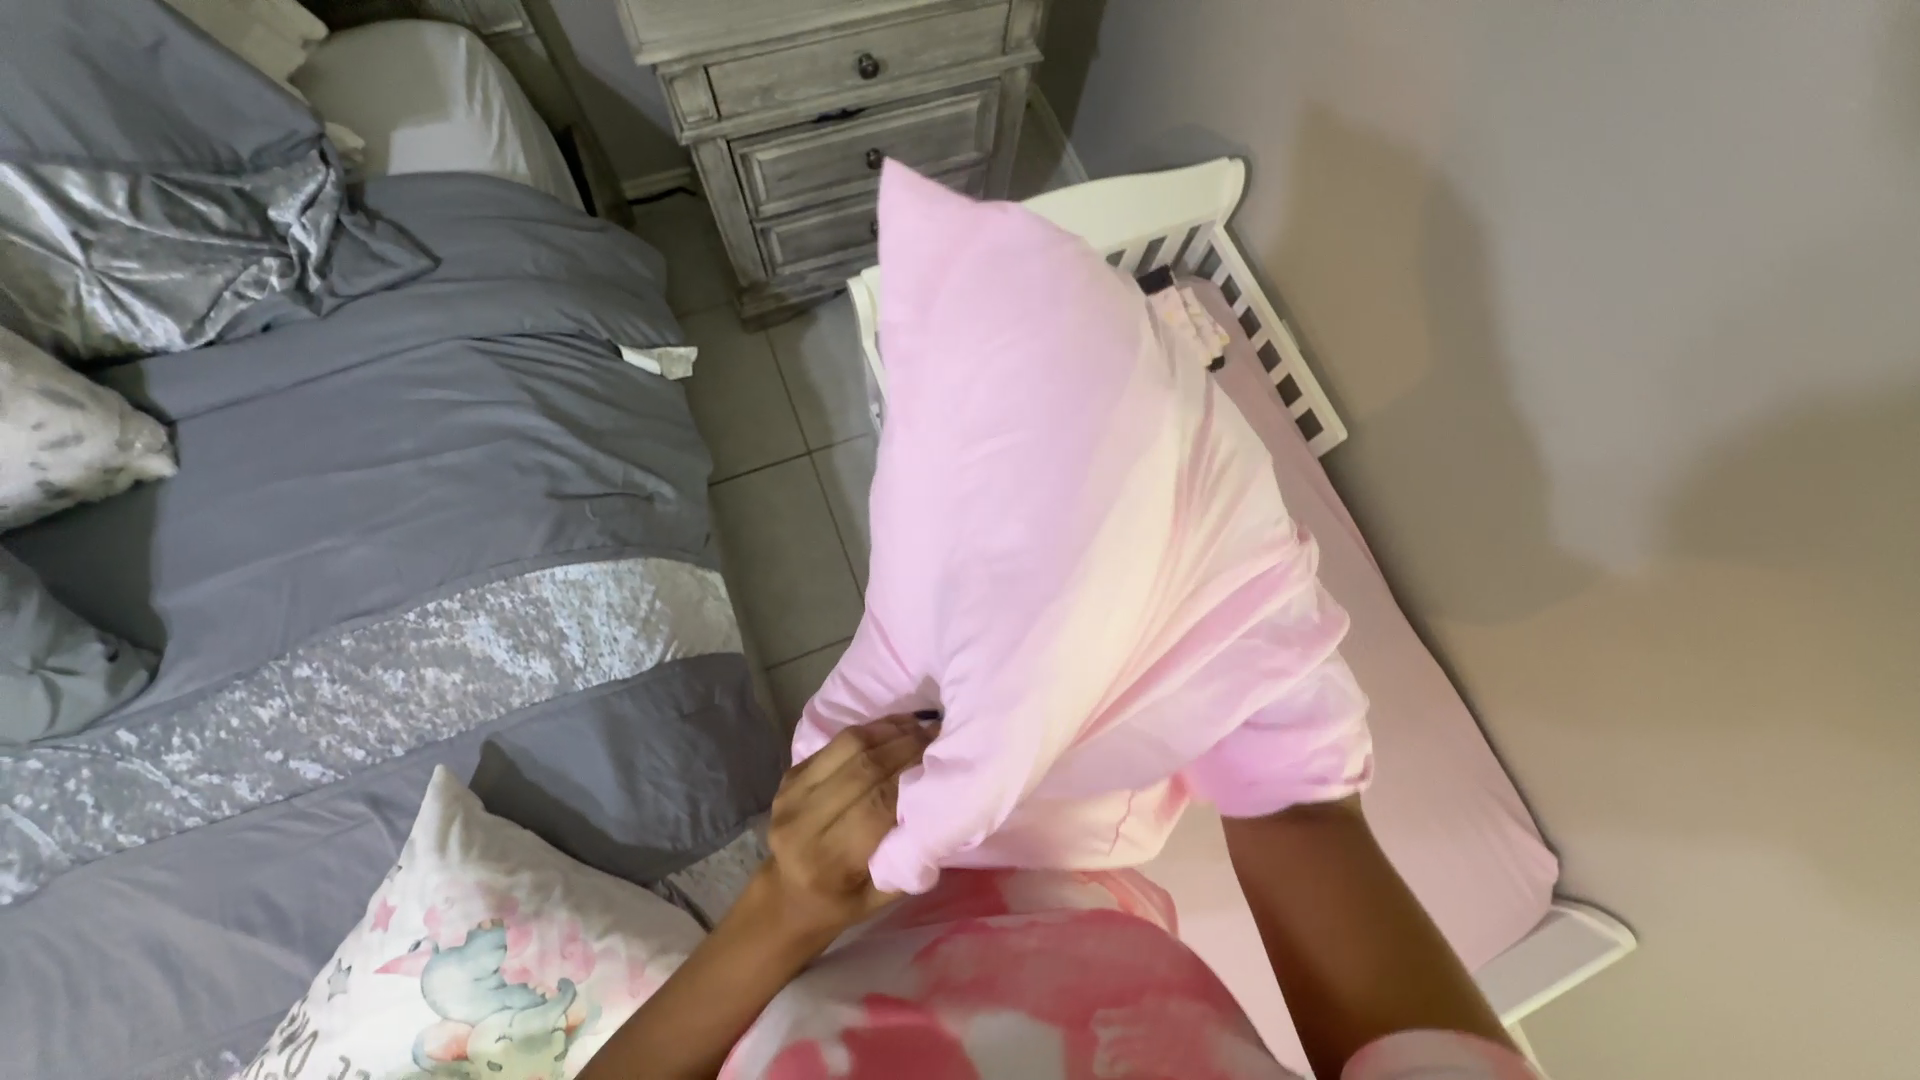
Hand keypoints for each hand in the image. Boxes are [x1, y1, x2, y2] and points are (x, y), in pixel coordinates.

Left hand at [755, 714, 934, 940]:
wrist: (788, 894)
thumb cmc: (842, 902)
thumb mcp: (882, 895)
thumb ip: (907, 855)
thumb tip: (936, 807)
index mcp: (828, 860)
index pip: (877, 805)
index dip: (911, 776)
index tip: (942, 759)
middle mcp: (803, 822)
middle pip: (864, 768)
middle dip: (906, 746)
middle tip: (937, 734)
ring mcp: (792, 794)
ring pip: (849, 745)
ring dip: (889, 731)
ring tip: (919, 726)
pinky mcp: (790, 775)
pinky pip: (836, 742)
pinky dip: (870, 730)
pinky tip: (895, 727)